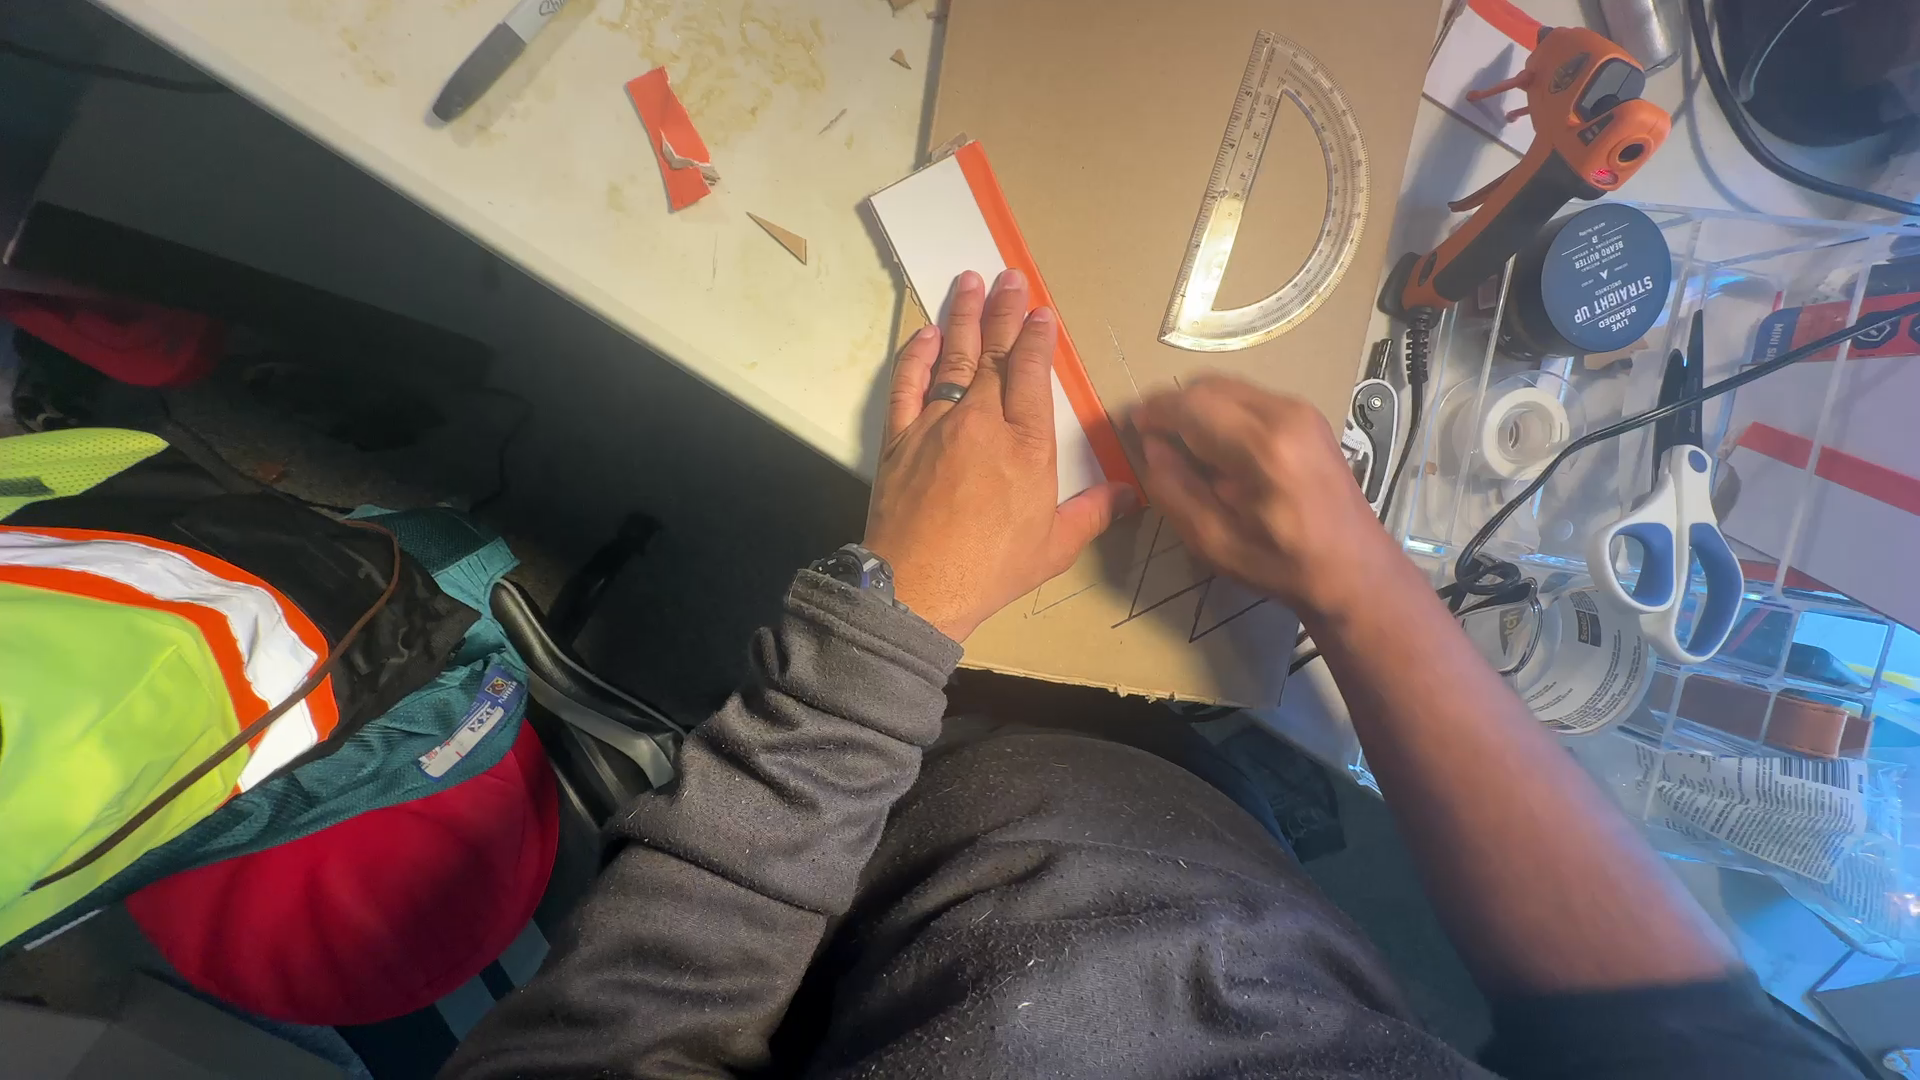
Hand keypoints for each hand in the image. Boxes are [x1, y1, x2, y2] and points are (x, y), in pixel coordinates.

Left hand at [864, 269, 1135, 640]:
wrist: (917, 588)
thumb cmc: (991, 568)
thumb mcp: (1054, 547)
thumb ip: (1092, 514)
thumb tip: (1131, 494)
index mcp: (1026, 444)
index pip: (1032, 374)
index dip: (1036, 338)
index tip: (1040, 312)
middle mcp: (982, 421)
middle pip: (994, 354)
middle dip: (1004, 312)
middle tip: (1009, 277)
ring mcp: (936, 425)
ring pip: (954, 359)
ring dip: (963, 317)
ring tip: (970, 282)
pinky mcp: (899, 438)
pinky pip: (907, 385)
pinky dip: (916, 356)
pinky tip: (926, 333)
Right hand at [1134, 375, 1394, 618]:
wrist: (1354, 568)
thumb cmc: (1280, 564)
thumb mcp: (1212, 541)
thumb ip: (1173, 490)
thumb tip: (1152, 448)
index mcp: (1260, 449)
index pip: (1190, 405)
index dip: (1153, 410)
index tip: (1131, 425)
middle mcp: (1284, 415)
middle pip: (1208, 386)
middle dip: (1172, 405)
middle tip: (1152, 437)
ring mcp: (1300, 410)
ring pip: (1227, 386)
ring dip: (1196, 406)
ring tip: (1181, 443)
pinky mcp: (1307, 415)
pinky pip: (1247, 396)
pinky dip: (1220, 411)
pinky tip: (1216, 446)